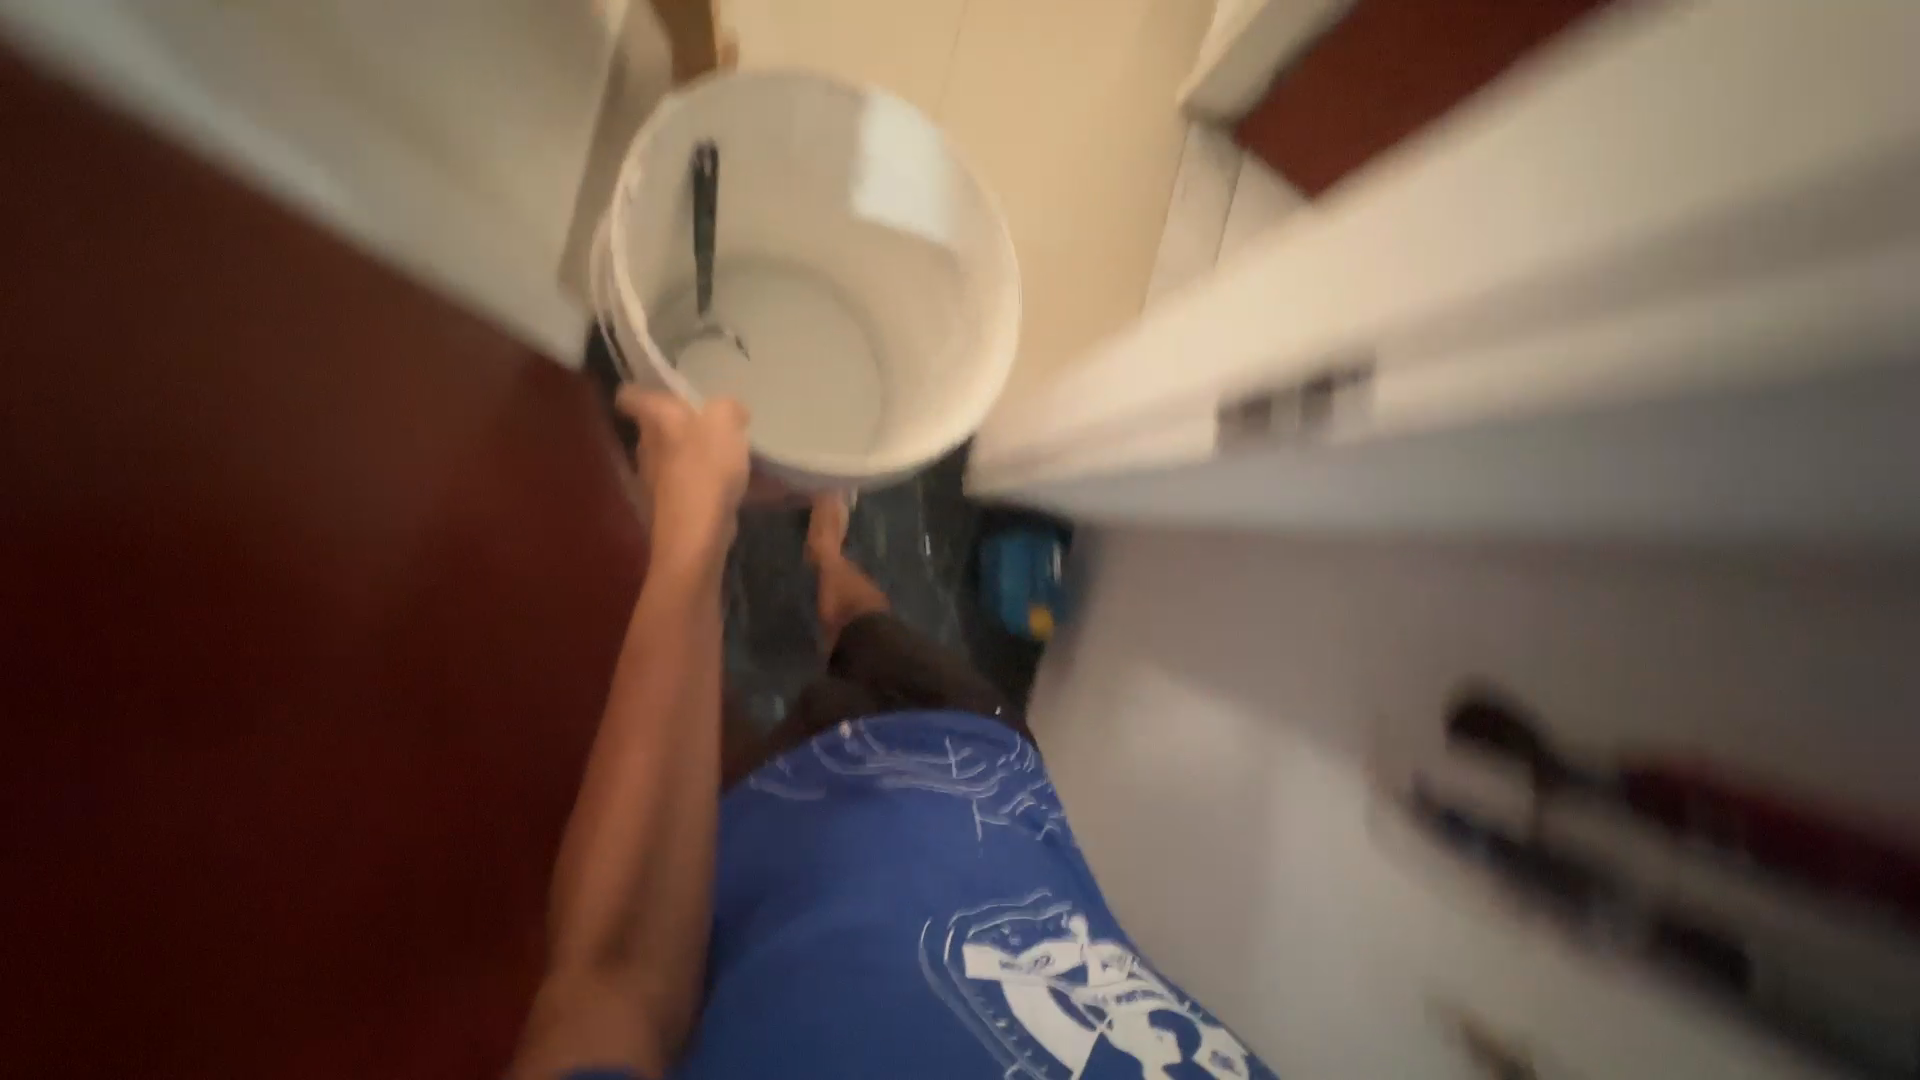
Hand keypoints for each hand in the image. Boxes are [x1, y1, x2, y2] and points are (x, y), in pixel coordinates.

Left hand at [616, 388, 750, 567]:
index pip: (629, 396)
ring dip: (693, 459)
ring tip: (726, 462)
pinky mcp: (667, 509)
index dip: (643, 392)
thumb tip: (731, 410)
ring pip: (670, 460)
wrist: (696, 532)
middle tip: (711, 428)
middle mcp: (645, 447)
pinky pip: (685, 488)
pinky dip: (702, 486)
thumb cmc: (706, 468)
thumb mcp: (726, 423)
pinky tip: (727, 490)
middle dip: (679, 428)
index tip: (665, 396)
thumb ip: (728, 408)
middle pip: (655, 430)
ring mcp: (653, 481)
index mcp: (655, 419)